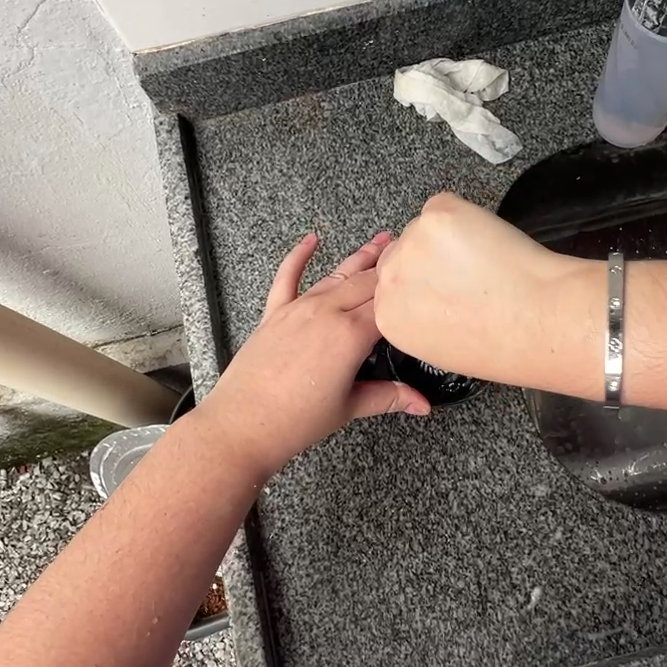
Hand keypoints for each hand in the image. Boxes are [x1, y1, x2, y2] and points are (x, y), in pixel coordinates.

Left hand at [189, 231, 429, 476]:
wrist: (242, 426)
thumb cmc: (292, 421)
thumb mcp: (349, 407)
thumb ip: (389, 398)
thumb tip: (420, 404)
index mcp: (350, 335)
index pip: (388, 305)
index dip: (408, 292)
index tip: (424, 283)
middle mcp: (326, 313)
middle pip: (367, 282)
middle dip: (391, 267)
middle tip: (412, 254)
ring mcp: (299, 309)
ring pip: (337, 274)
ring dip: (361, 256)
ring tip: (381, 240)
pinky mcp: (275, 314)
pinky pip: (288, 276)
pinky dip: (299, 255)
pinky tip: (311, 240)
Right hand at [375, 193, 596, 392]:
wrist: (537, 320)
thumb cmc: (503, 343)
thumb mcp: (443, 350)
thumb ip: (419, 320)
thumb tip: (427, 298)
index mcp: (389, 318)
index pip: (390, 287)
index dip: (420, 283)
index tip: (440, 284)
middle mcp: (390, 280)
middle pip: (399, 254)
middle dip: (426, 260)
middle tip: (465, 272)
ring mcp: (412, 243)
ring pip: (423, 229)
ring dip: (447, 238)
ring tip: (483, 262)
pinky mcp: (437, 216)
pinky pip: (444, 206)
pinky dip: (464, 217)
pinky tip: (487, 243)